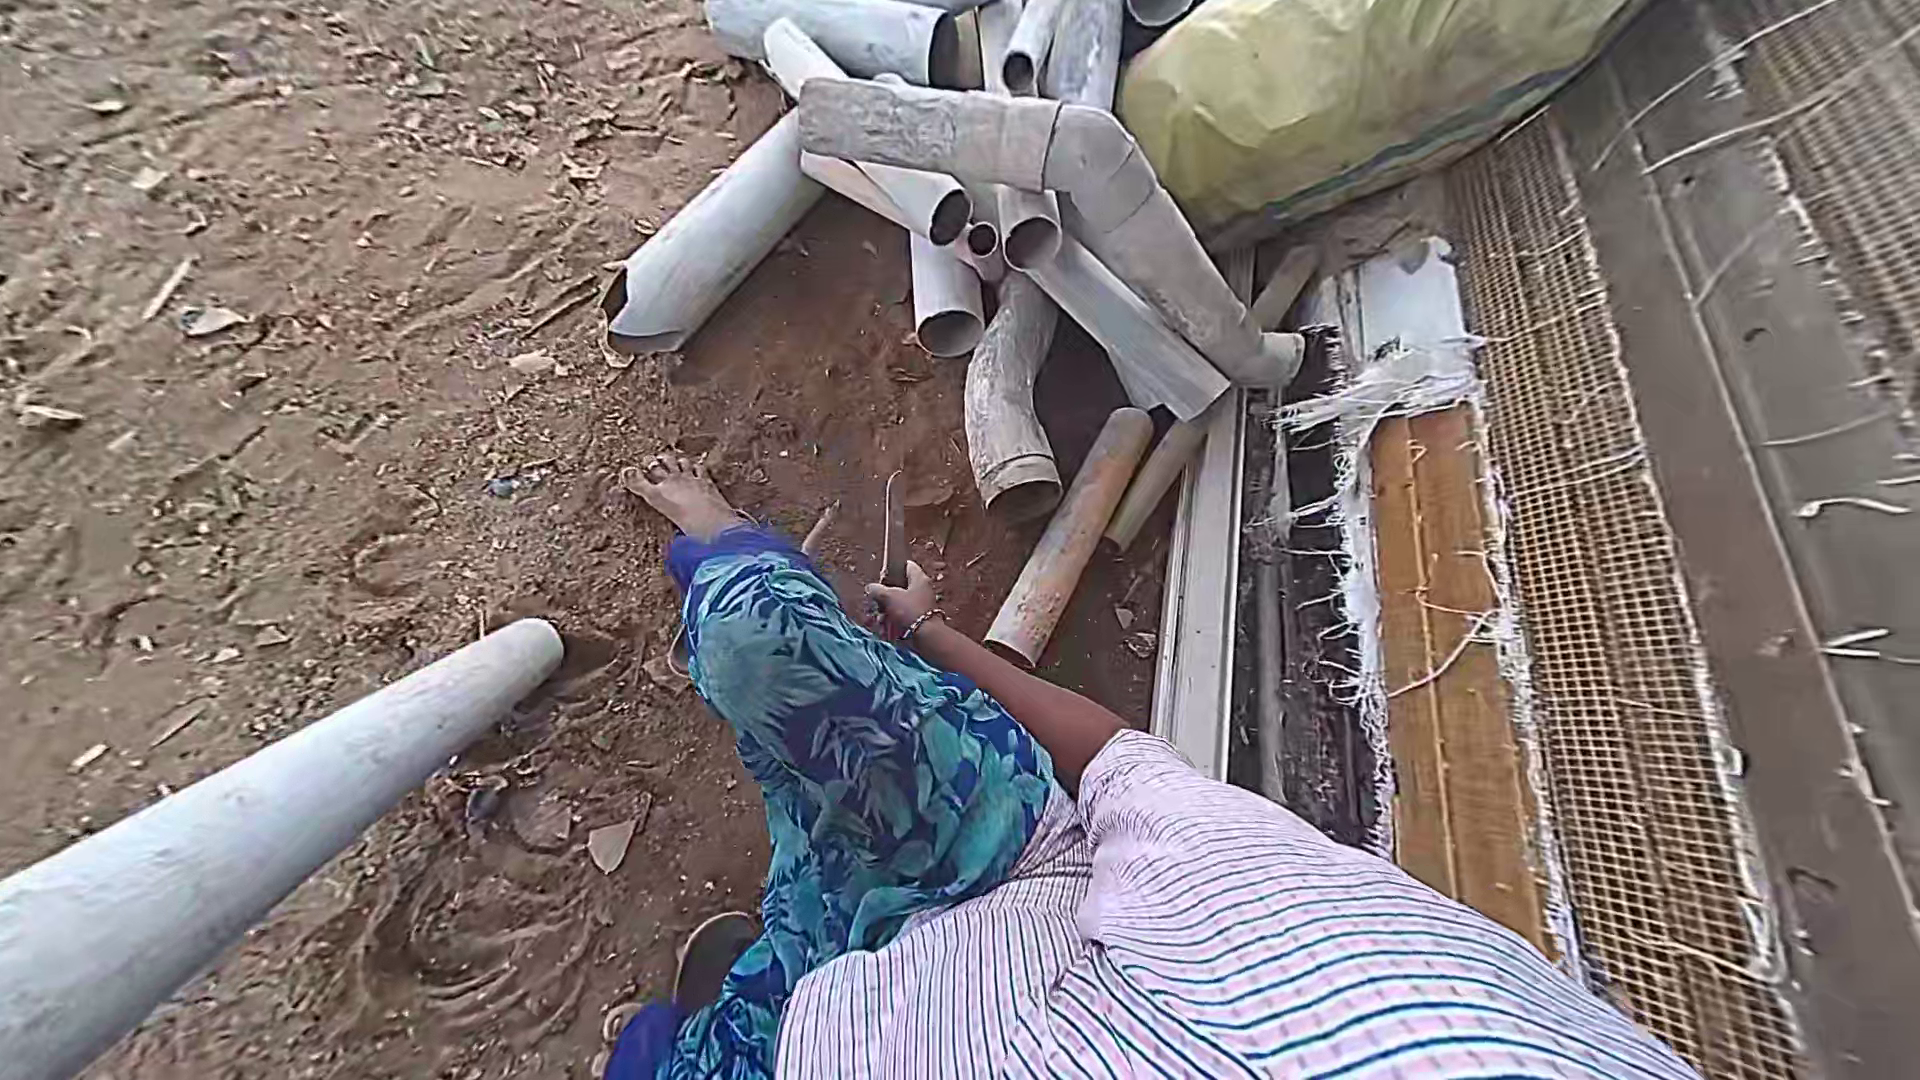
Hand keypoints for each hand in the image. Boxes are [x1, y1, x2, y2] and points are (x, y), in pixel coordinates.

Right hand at [864, 560, 937, 638]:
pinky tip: (884, 629)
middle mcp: (922, 590)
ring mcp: (921, 606)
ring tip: (878, 619)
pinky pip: (902, 617)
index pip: (906, 565)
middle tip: (876, 602)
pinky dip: (892, 622)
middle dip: (885, 596)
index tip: (882, 576)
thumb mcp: (888, 597)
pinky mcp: (918, 620)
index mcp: (919, 579)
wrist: (925, 637)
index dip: (893, 568)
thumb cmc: (909, 611)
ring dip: (886, 611)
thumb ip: (876, 590)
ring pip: (899, 604)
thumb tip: (871, 588)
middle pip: (900, 587)